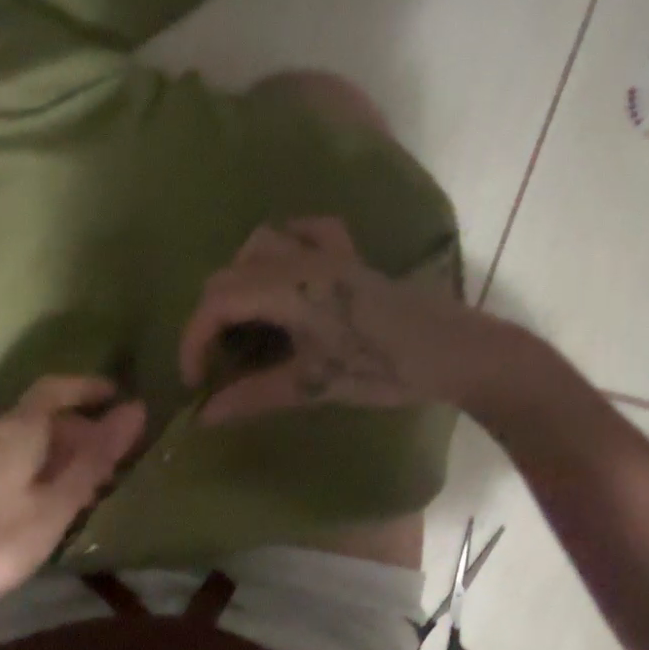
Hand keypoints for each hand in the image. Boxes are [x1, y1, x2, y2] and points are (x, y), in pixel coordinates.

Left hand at [0, 375, 145, 649]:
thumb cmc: (4, 540)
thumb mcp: (59, 501)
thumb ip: (97, 456)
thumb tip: (135, 410)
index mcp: (17, 428)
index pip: (55, 388)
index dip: (88, 387)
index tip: (120, 397)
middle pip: (44, 415)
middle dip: (84, 428)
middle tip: (120, 454)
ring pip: (33, 441)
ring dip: (67, 452)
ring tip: (100, 482)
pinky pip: (20, 461)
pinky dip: (48, 469)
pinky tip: (64, 499)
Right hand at [178, 217, 505, 422]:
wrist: (455, 352)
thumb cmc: (383, 370)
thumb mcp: (312, 386)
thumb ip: (252, 397)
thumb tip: (203, 418)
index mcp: (287, 289)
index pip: (216, 304)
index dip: (192, 342)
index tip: (194, 382)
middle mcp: (299, 261)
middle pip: (228, 276)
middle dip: (210, 319)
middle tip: (217, 363)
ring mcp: (327, 252)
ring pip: (260, 244)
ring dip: (239, 280)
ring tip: (244, 320)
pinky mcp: (350, 256)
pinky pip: (306, 231)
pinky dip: (287, 246)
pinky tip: (287, 272)